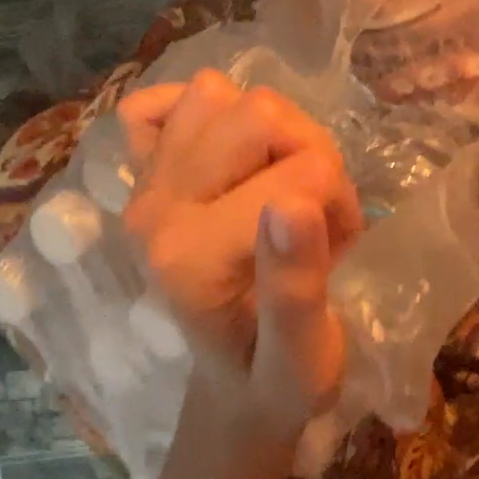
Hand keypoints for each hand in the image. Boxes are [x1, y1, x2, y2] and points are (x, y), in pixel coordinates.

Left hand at [118, 70, 363, 434]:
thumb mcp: (305, 360)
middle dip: (310, 151)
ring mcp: (142, 182)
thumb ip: (295, 289)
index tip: (340, 243)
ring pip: (215, 92)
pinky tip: (224, 153)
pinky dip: (193, 114)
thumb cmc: (278, 379)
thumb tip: (294, 202)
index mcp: (193, 258)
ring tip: (279, 175)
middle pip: (259, 113)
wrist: (231, 386)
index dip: (339, 200)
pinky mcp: (138, 167)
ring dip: (265, 126)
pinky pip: (150, 104)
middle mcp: (155, 207)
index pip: (300, 173)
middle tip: (316, 207)